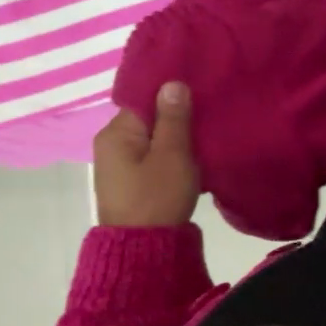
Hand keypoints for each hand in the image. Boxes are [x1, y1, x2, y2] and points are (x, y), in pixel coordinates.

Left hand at [93, 82, 199, 227]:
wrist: (144, 242)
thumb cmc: (157, 194)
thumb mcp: (173, 154)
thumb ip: (173, 118)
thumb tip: (172, 83)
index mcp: (116, 133)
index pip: (143, 100)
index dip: (172, 94)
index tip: (202, 90)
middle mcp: (112, 143)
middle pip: (149, 117)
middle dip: (179, 114)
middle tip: (213, 110)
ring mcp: (121, 162)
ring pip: (155, 136)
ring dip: (179, 134)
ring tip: (210, 130)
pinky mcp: (133, 177)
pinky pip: (156, 152)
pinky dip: (175, 150)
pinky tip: (197, 152)